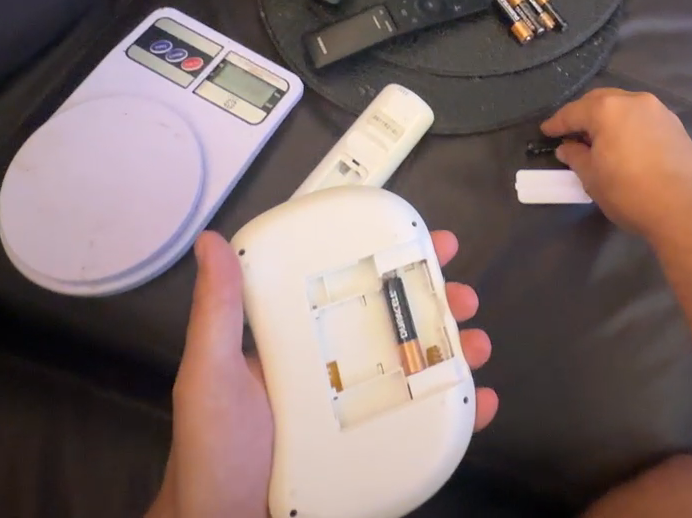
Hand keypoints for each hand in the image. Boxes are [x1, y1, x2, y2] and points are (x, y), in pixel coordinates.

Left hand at [148, 229, 496, 517]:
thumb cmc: (217, 451)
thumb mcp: (210, 376)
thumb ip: (216, 312)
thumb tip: (212, 241)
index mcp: (307, 337)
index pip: (359, 284)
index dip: (398, 259)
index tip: (429, 241)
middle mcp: (340, 365)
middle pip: (403, 319)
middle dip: (443, 300)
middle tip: (465, 295)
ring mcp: (363, 408)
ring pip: (424, 363)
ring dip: (461, 347)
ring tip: (479, 345)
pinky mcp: (378, 450)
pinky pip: (428, 423)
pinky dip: (462, 407)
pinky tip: (481, 400)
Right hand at [542, 88, 691, 242]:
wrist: (685, 209)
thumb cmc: (630, 193)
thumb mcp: (593, 178)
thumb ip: (576, 157)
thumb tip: (567, 148)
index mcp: (607, 110)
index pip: (573, 112)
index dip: (557, 123)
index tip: (546, 131)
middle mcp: (633, 100)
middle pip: (600, 100)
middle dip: (583, 114)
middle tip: (572, 133)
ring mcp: (658, 110)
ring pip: (624, 105)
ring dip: (608, 117)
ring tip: (600, 137)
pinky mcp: (676, 125)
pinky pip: (643, 117)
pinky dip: (629, 124)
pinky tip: (627, 142)